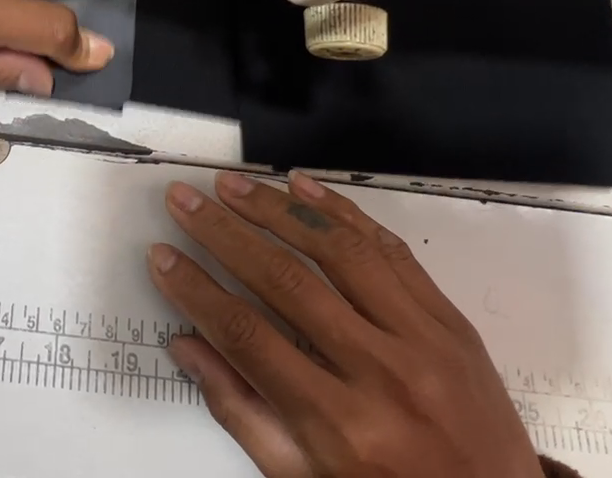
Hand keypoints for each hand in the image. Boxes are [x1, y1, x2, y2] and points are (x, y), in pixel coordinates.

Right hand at [148, 173, 542, 477]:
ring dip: (277, 209)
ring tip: (232, 185)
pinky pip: (390, 251)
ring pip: (338, 252)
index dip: (196, 291)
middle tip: (183, 199)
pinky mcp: (451, 320)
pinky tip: (302, 186)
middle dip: (223, 233)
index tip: (160, 255)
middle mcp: (382, 374)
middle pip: (286, 282)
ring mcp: (423, 340)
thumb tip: (185, 343)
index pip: (248, 338)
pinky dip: (343, 211)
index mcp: (340, 426)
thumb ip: (240, 411)